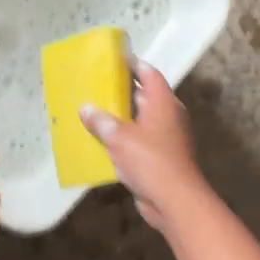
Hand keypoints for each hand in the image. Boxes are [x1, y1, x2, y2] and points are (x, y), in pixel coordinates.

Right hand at [79, 62, 212, 232]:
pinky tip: (104, 141)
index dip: (132, 64)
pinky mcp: (162, 156)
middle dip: (121, 92)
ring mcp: (167, 137)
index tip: (113, 59)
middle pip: (144, 96)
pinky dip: (125, 138)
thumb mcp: (119, 137)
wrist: (174, 200)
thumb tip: (85, 108)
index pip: (148, 73)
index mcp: (163, 102)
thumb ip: (101, 121)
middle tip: (96, 86)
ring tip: (94, 112)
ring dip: (121, 117)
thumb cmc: (149, 160)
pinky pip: (140, 140)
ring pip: (141, 120)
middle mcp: (168, 115)